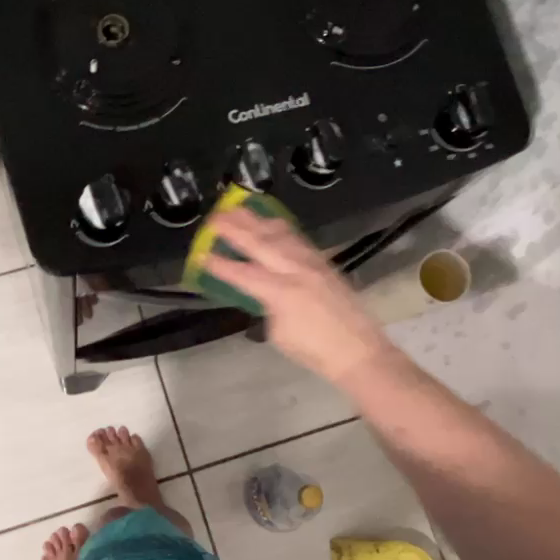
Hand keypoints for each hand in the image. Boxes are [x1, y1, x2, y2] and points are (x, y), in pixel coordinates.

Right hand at [203, 207, 396, 384]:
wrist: (357, 350)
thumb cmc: (315, 351)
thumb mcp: (279, 334)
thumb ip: (267, 307)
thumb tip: (261, 292)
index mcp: (281, 293)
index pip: (243, 273)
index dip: (221, 264)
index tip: (202, 255)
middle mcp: (296, 271)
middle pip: (261, 243)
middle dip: (236, 228)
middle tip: (215, 217)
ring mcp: (313, 264)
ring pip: (281, 235)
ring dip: (258, 220)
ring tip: (239, 208)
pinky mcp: (324, 263)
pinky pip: (298, 239)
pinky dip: (281, 228)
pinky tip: (272, 222)